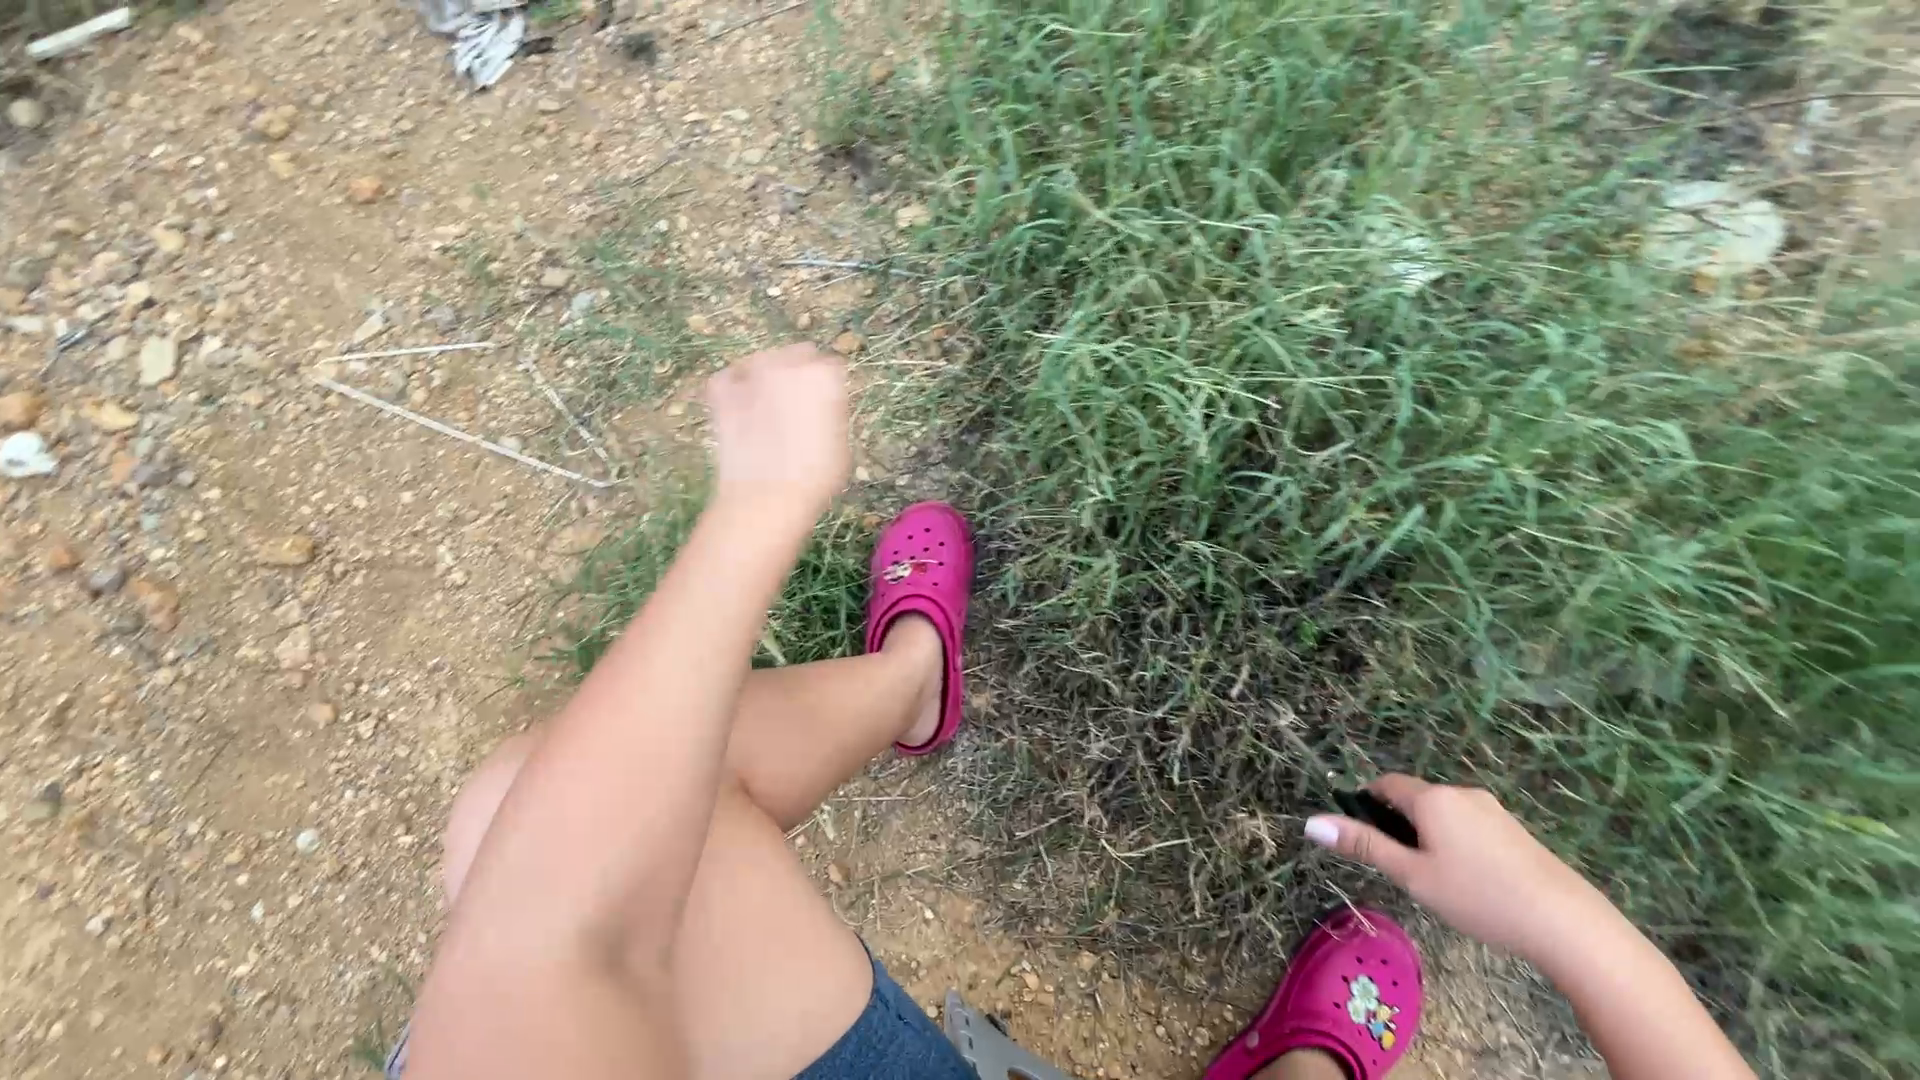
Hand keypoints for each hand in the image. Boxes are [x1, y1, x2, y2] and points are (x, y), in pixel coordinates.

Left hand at [705, 343, 850, 524]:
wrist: (766, 496)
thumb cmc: (815, 478)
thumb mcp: (841, 445)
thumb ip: (831, 414)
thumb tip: (822, 408)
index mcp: (824, 375)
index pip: (831, 367)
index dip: (828, 386)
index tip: (825, 405)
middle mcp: (788, 363)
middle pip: (798, 355)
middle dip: (799, 375)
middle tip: (796, 405)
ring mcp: (751, 372)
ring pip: (763, 361)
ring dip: (767, 377)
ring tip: (767, 405)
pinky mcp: (721, 389)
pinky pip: (729, 377)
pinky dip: (735, 386)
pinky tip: (740, 406)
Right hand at [1305, 774, 1617, 966]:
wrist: (1567, 924)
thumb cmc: (1478, 896)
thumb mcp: (1411, 875)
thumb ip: (1363, 845)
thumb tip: (1311, 822)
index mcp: (1432, 798)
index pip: (1385, 784)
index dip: (1366, 804)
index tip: (1362, 837)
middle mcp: (1461, 793)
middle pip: (1415, 798)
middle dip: (1398, 823)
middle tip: (1399, 868)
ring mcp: (1493, 810)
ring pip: (1443, 814)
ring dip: (1428, 835)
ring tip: (1434, 880)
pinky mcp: (1515, 830)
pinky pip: (1469, 825)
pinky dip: (1455, 842)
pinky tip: (1468, 881)